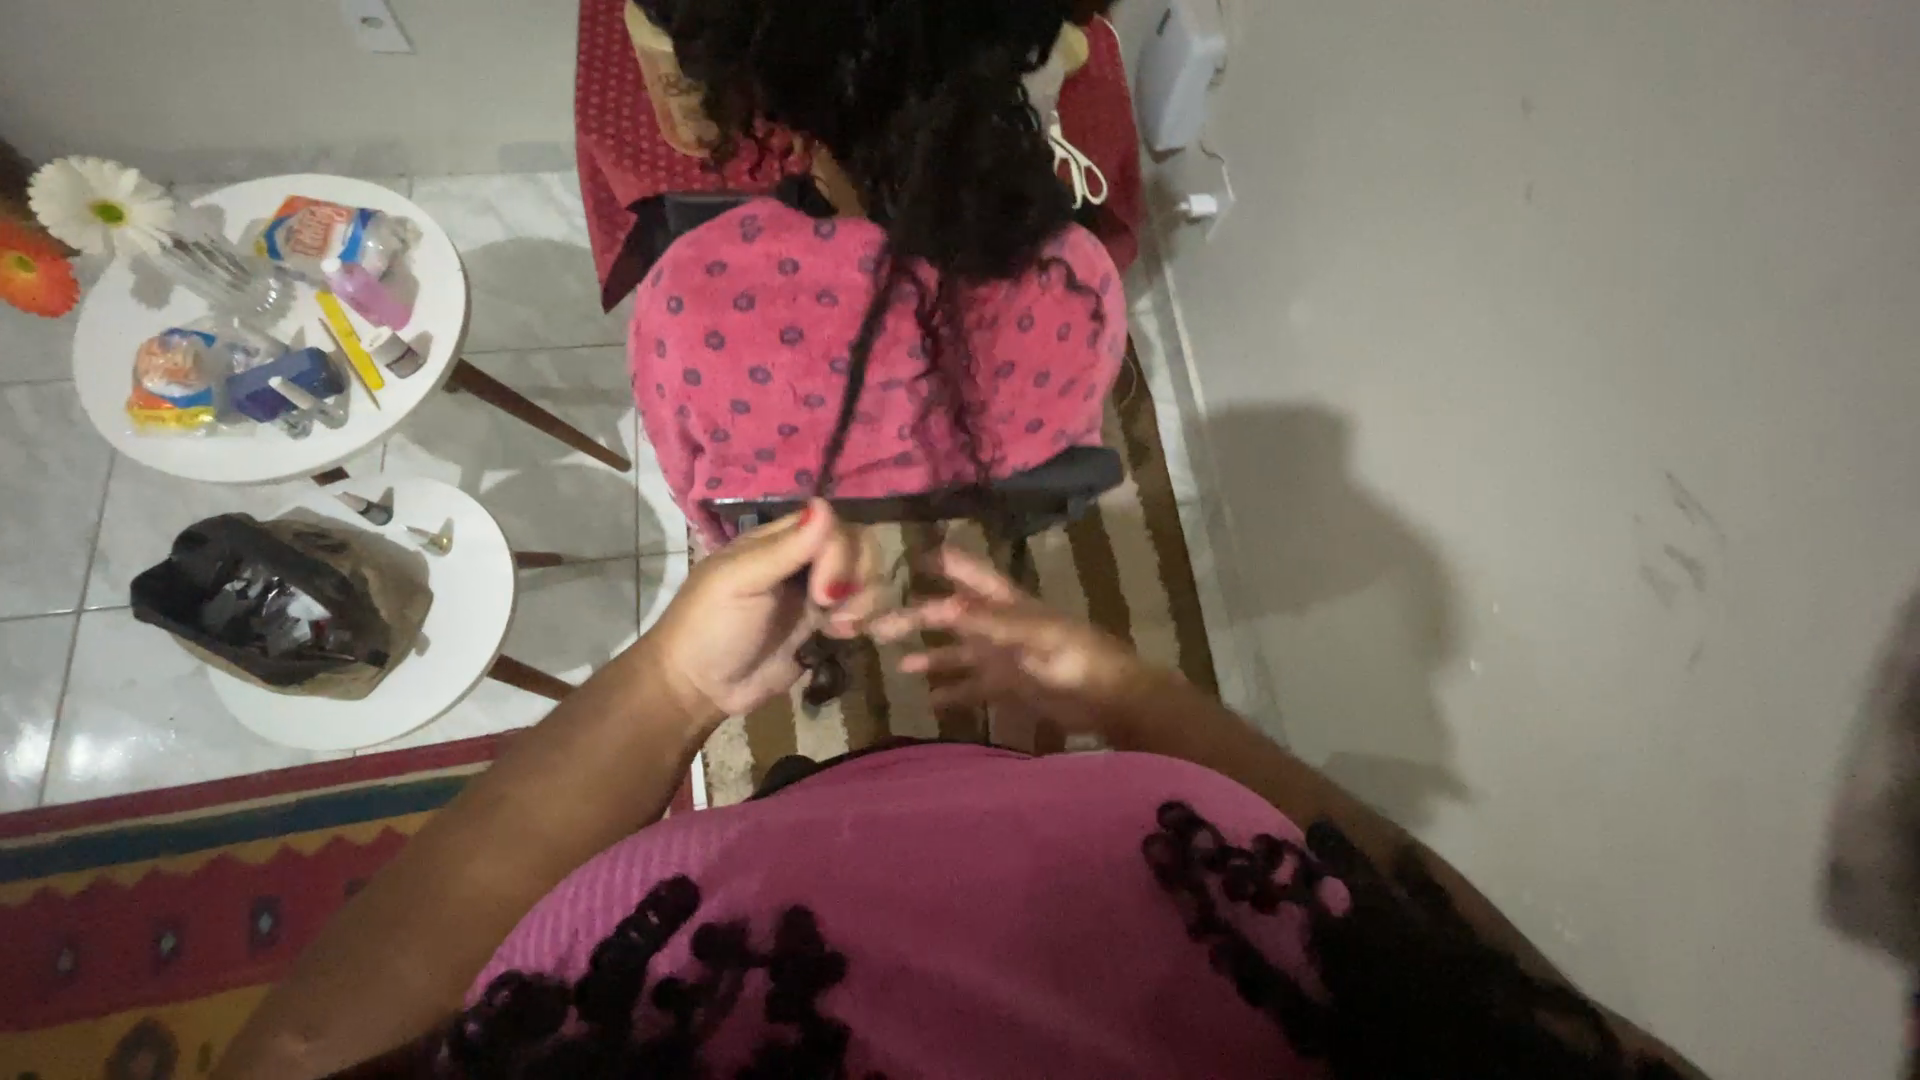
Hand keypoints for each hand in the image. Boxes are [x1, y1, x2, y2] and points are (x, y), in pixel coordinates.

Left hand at [643, 500, 875, 721]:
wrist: (698, 688)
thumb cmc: (709, 627)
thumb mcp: (739, 582)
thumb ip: (785, 548)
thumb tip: (824, 505)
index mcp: (779, 541)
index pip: (833, 526)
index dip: (840, 554)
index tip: (823, 591)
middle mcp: (804, 561)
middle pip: (858, 548)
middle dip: (857, 578)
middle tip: (832, 611)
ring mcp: (817, 595)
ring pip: (866, 579)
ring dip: (865, 602)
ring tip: (841, 629)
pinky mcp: (825, 627)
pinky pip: (862, 612)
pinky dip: (869, 620)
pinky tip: (847, 636)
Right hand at [868, 547, 1176, 738]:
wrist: (1110, 698)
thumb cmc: (1077, 656)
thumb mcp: (1034, 635)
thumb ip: (989, 623)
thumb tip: (941, 608)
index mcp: (1005, 602)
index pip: (967, 574)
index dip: (941, 564)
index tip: (908, 558)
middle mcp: (996, 625)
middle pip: (948, 616)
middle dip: (914, 617)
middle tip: (876, 625)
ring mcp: (1000, 657)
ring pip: (955, 654)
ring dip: (929, 657)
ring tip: (897, 664)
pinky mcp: (1007, 686)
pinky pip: (970, 689)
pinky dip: (950, 694)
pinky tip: (928, 701)